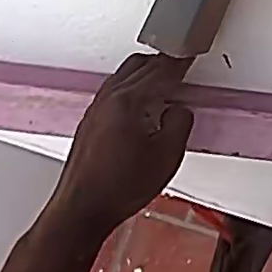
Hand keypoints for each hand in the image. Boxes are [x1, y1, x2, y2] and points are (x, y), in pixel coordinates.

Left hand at [40, 54, 194, 243]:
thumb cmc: (119, 188)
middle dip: (164, 62)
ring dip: (146, 71)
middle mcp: (108, 99)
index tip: (191, 56)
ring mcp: (95, 110)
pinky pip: (113, 88)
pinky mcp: (89, 123)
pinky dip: (132, 83)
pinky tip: (140, 101)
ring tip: (164, 80)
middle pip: (140, 64)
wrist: (79, 214)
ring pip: (124, 74)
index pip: (161, 69)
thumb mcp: (168, 154)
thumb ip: (181, 121)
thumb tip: (178, 109)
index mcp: (128, 100)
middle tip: (182, 66)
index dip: (180, 61)